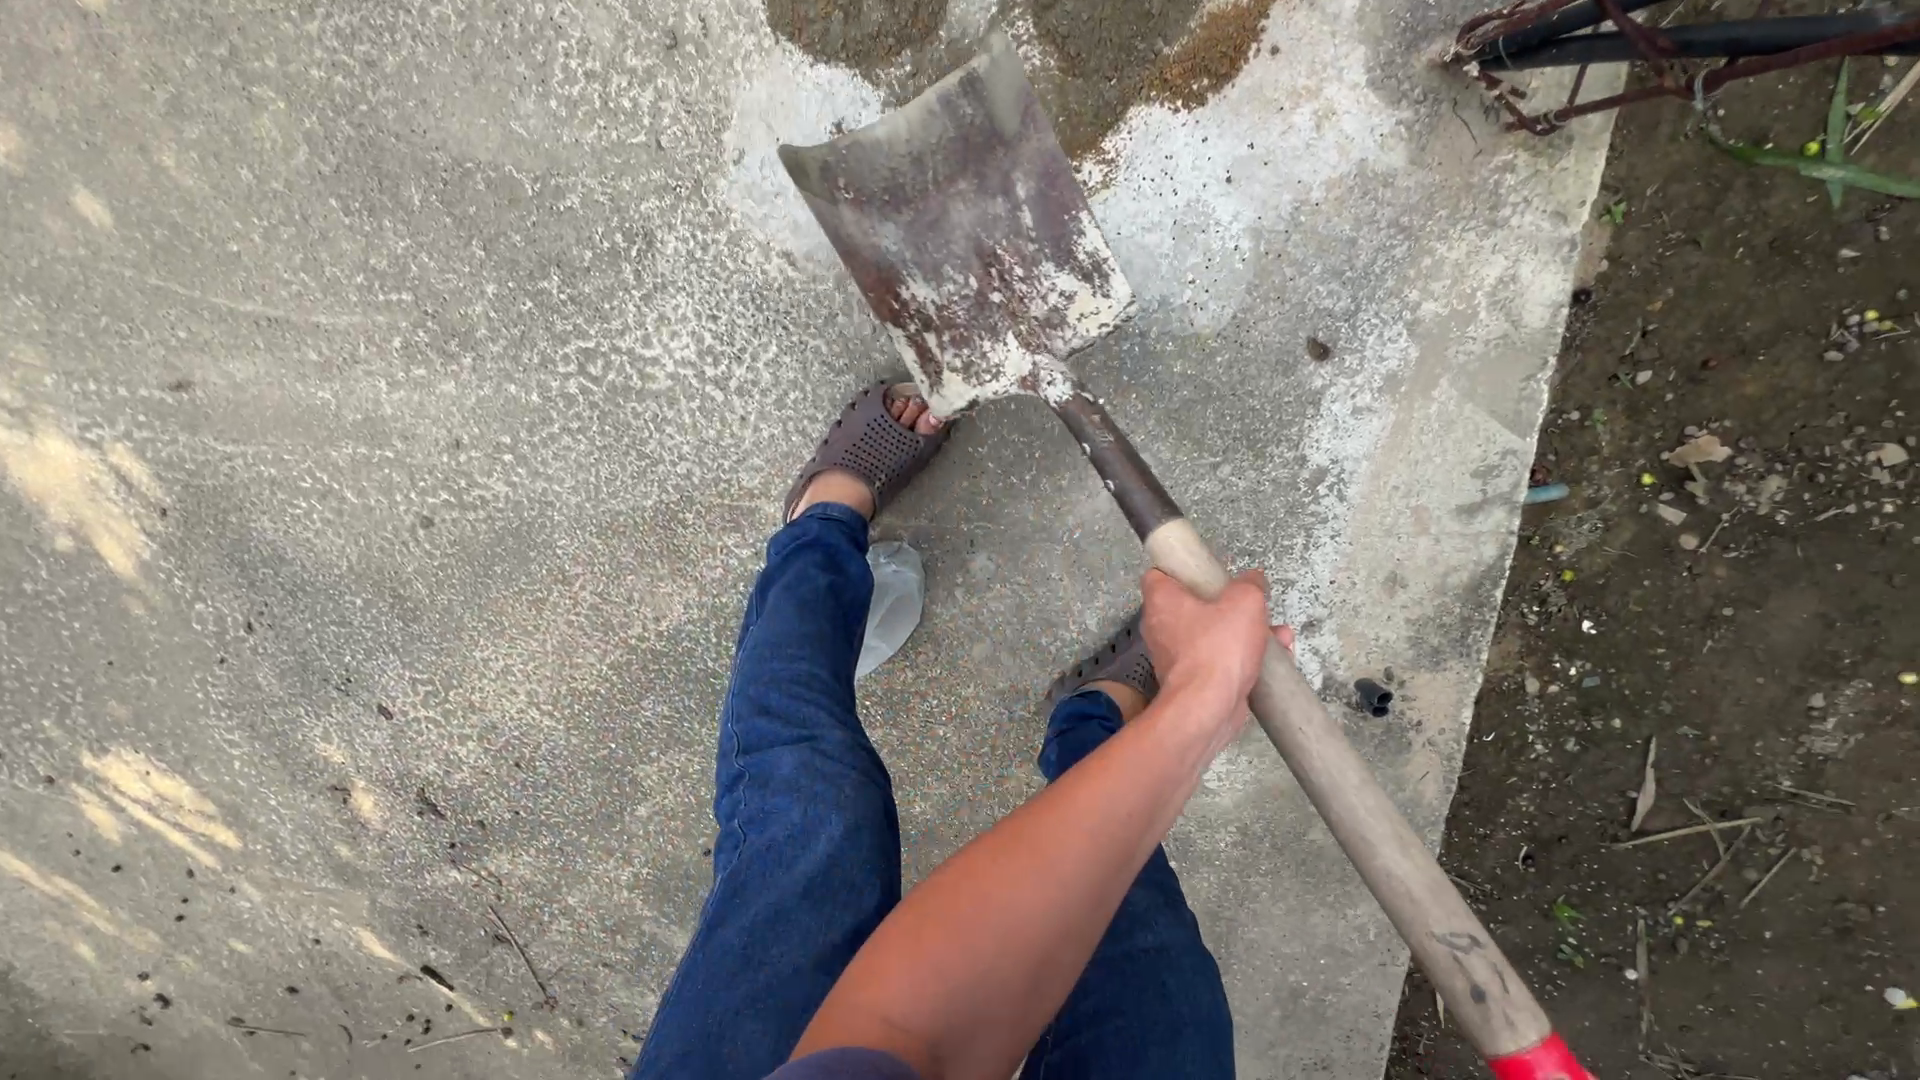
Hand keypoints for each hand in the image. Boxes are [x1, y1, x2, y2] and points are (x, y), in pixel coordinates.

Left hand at [1138, 568, 1274, 721]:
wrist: (1208, 707)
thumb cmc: (1217, 647)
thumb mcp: (1244, 603)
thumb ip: (1249, 585)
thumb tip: (1253, 578)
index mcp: (1161, 601)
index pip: (1158, 574)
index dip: (1181, 569)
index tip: (1206, 572)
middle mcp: (1161, 627)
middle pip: (1194, 605)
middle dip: (1229, 605)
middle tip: (1251, 606)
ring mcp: (1175, 656)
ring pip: (1213, 634)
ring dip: (1246, 632)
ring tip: (1278, 634)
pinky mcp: (1193, 680)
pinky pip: (1219, 660)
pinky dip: (1243, 658)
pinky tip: (1276, 658)